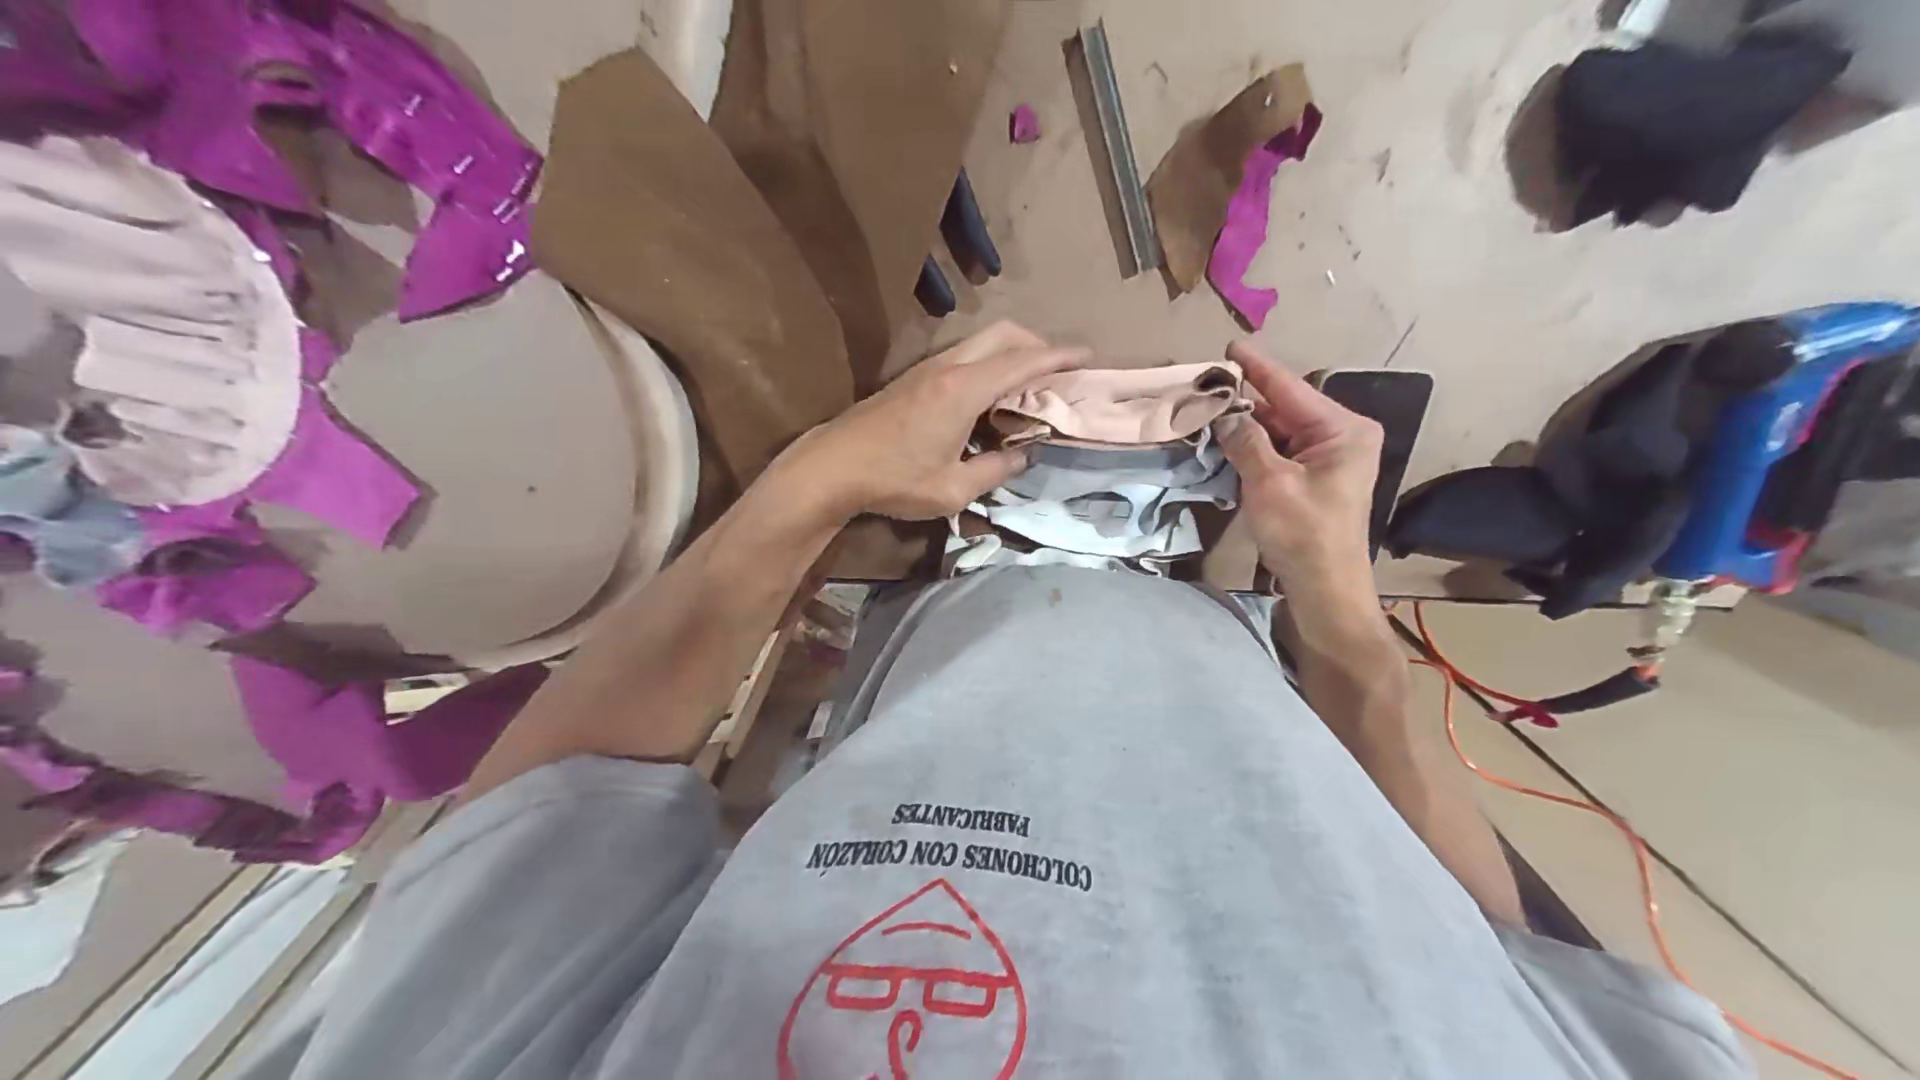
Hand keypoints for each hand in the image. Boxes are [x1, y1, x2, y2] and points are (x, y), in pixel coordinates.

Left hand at [775, 321, 1088, 522]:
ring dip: (1010, 353)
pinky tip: (988, 396)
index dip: (1059, 357)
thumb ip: (995, 470)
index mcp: (963, 390)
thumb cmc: (893, 481)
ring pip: (980, 342)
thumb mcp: (952, 490)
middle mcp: (948, 367)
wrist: (831, 467)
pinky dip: (987, 363)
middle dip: (1037, 343)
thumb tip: (1021, 456)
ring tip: (1027, 386)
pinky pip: (963, 356)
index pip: (1024, 362)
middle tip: (1057, 371)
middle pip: (1003, 334)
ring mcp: (926, 368)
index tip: (1087, 357)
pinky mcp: (912, 378)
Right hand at [1213, 341, 1383, 598]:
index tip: (1230, 346)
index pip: (1291, 389)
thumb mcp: (1270, 483)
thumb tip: (1222, 414)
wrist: (1324, 585)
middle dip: (1246, 398)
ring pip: (1278, 429)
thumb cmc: (1303, 533)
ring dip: (1245, 424)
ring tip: (1208, 408)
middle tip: (1207, 384)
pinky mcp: (1311, 477)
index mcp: (1342, 430)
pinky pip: (1278, 450)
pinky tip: (1224, 438)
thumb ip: (1245, 441)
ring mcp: (1326, 458)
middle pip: (1284, 407)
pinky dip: (1252, 445)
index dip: (1257, 368)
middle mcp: (1340, 436)